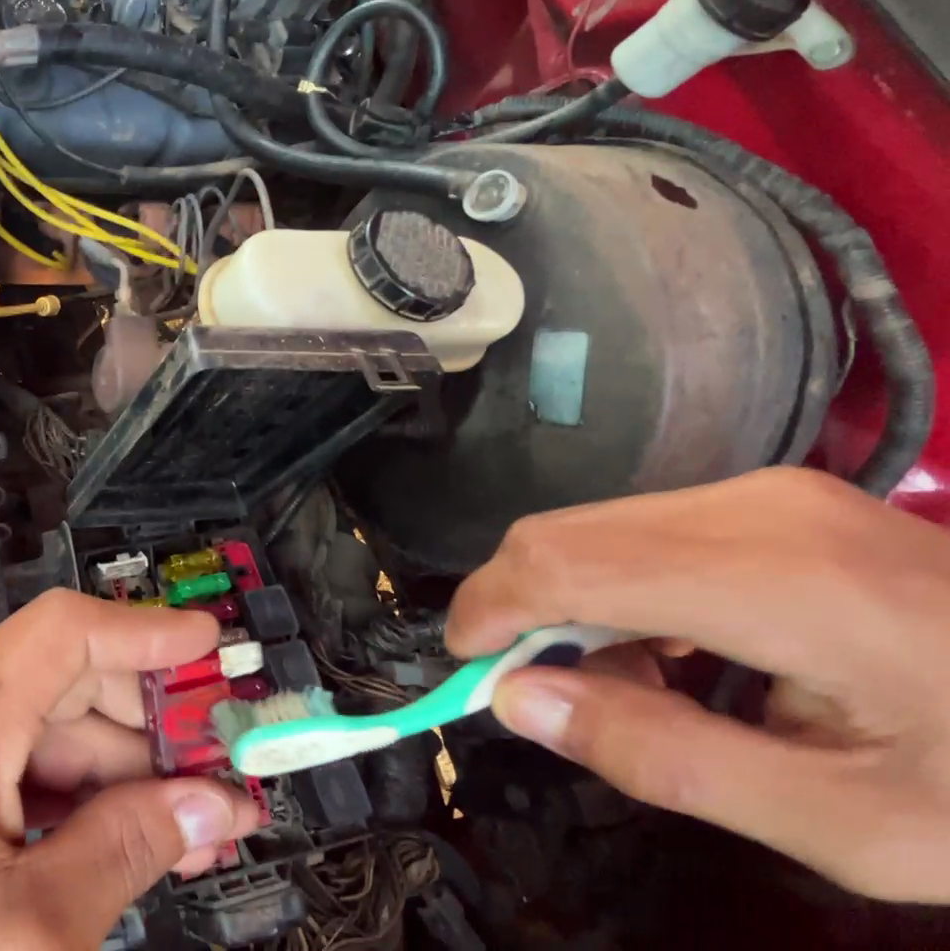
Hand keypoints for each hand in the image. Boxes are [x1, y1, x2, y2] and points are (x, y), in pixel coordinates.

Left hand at [0, 589, 263, 948]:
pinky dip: (59, 792)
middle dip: (147, 730)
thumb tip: (204, 803)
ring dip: (112, 772)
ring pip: (33, 729)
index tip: (212, 645)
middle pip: (59, 682)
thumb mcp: (37, 923)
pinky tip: (118, 837)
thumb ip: (131, 846)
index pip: (67, 631)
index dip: (147, 632)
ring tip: (188, 827)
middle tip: (221, 778)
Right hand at [447, 466, 949, 902]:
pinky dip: (609, 586)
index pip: (565, 564)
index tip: (467, 672)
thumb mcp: (848, 822)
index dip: (488, 610)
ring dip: (566, 603)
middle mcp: (756, 508)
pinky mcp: (772, 498)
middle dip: (520, 612)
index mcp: (781, 580)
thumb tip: (516, 699)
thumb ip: (665, 759)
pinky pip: (635, 528)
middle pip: (561, 534)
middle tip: (547, 695)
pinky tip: (664, 647)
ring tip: (626, 684)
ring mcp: (767, 492)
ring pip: (589, 528)